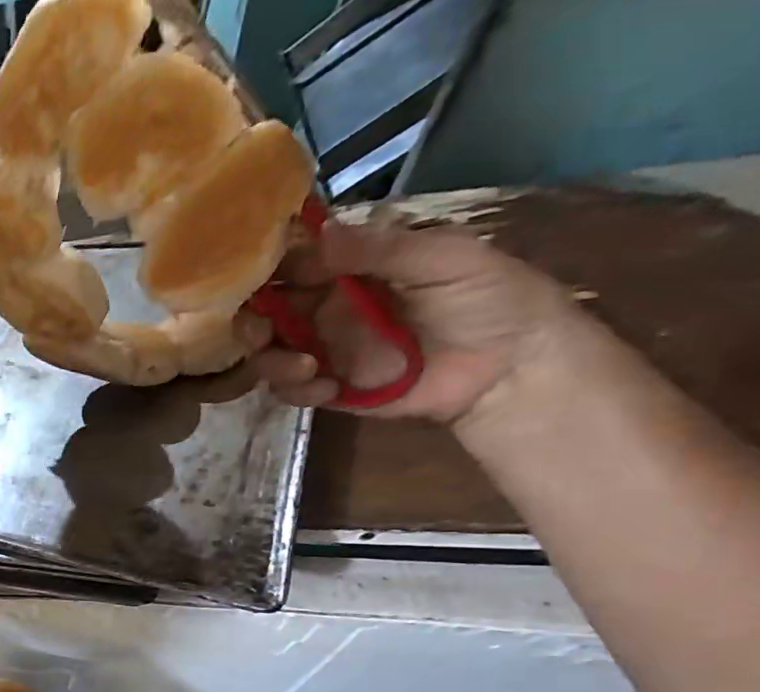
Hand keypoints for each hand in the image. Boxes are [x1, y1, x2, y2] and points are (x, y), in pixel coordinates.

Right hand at [245, 220, 596, 423]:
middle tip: (262, 329)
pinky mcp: (333, 388)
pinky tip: (324, 387)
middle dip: (252, 319)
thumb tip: (323, 233)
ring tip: (304, 365)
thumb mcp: (444, 257)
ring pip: (270, 352)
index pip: (290, 262)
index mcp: (348, 268)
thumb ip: (382, 249)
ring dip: (269, 359)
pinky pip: (293, 390)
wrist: (513, 366)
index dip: (263, 266)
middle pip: (266, 310)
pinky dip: (296, 390)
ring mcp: (327, 349)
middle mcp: (327, 306)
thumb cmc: (488, 297)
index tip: (247, 275)